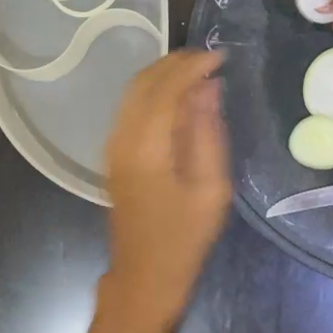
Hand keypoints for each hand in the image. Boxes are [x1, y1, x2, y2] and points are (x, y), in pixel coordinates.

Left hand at [101, 50, 231, 331]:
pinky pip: (131, 109)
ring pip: (133, 93)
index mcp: (145, 147)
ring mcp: (112, 146)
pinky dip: (154, 93)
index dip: (192, 66)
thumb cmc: (184, 238)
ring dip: (163, 76)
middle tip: (210, 60)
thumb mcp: (210, 188)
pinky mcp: (114, 154)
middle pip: (142, 83)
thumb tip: (208, 89)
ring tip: (200, 73)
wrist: (144, 276)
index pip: (165, 88)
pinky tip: (180, 98)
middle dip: (175, 64)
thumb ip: (207, 133)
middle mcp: (121, 138)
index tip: (220, 57)